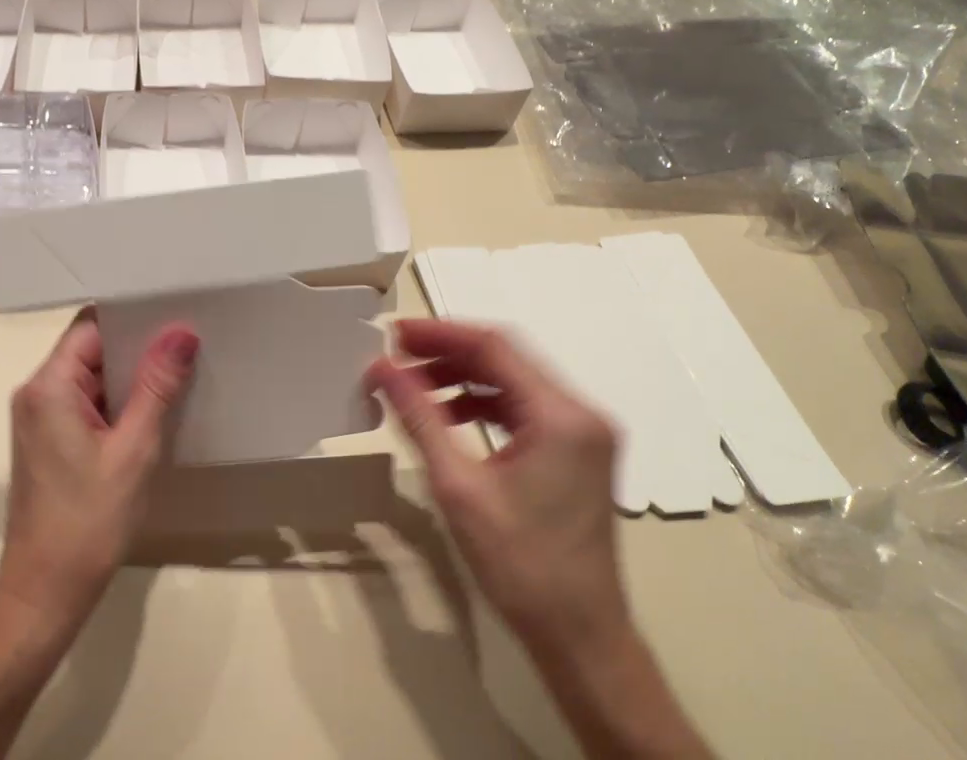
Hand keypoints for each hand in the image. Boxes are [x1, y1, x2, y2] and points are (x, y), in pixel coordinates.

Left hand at [0, 313, 198, 624]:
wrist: (46, 590)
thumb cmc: (89, 520)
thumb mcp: (133, 450)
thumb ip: (156, 388)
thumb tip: (181, 333)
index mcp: (47, 386)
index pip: (90, 328)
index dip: (131, 318)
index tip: (175, 313)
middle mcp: (35, 394)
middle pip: (89, 351)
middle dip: (136, 348)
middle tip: (189, 342)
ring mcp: (38, 420)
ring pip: (89, 380)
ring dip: (129, 380)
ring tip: (180, 372)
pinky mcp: (47, 443)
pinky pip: (84, 406)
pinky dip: (116, 405)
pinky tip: (154, 411)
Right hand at [366, 320, 627, 657]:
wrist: (578, 633)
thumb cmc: (519, 562)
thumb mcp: (458, 486)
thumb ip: (420, 418)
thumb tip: (382, 368)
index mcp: (562, 416)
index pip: (496, 347)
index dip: (440, 334)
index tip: (393, 335)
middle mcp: (582, 414)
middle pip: (507, 360)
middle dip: (447, 354)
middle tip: (394, 360)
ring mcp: (584, 435)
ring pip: (514, 384)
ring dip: (462, 379)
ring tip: (412, 389)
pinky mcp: (576, 455)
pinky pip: (524, 411)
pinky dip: (482, 405)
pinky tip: (446, 418)